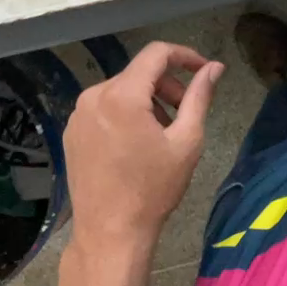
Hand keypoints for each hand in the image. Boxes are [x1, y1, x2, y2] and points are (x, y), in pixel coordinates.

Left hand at [63, 42, 223, 258]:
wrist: (111, 232)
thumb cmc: (154, 188)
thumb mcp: (186, 141)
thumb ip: (200, 97)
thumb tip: (214, 68)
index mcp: (122, 95)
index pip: (156, 54)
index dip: (185, 56)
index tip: (205, 70)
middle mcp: (93, 96)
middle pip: (138, 73)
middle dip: (167, 86)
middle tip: (186, 113)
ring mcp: (78, 115)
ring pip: (121, 90)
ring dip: (147, 101)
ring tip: (162, 134)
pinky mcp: (72, 132)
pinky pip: (104, 108)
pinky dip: (126, 114)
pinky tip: (137, 144)